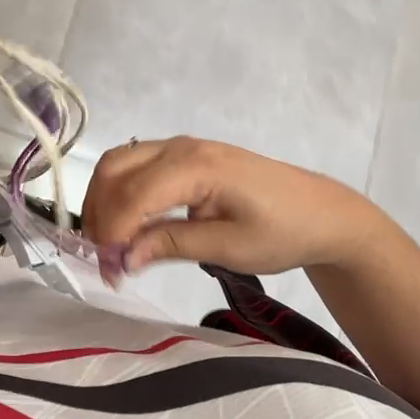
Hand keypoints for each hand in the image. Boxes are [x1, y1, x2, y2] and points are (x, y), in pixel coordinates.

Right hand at [81, 137, 384, 277]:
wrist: (320, 212)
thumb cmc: (282, 232)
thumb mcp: (231, 247)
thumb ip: (172, 245)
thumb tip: (121, 257)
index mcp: (195, 166)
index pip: (133, 194)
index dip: (112, 232)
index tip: (109, 271)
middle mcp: (179, 147)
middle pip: (114, 168)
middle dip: (99, 212)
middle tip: (101, 258)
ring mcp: (179, 147)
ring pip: (118, 162)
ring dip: (103, 199)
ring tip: (108, 243)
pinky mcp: (181, 155)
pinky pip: (134, 164)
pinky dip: (118, 191)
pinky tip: (126, 224)